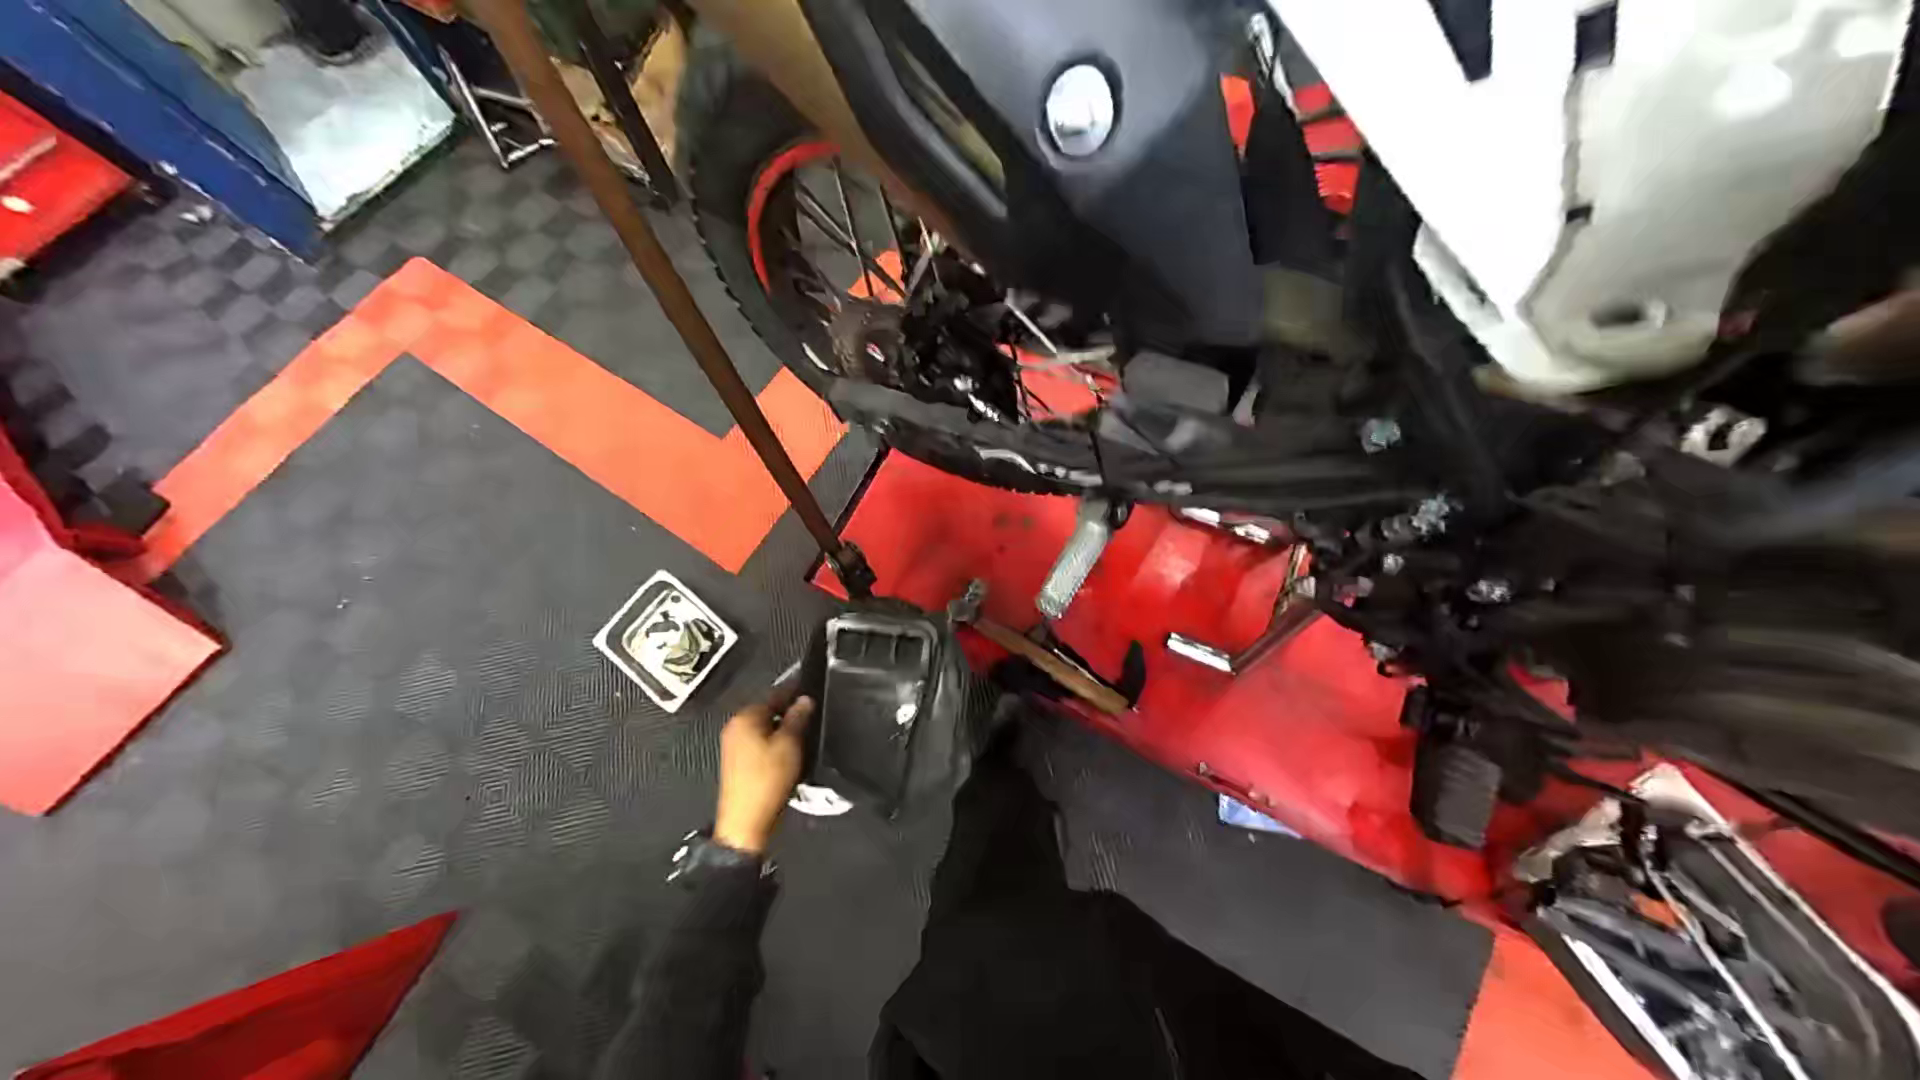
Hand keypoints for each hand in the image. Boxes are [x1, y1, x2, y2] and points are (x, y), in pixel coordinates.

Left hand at [713, 687, 815, 854]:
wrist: (746, 822)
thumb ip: (798, 718)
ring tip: (802, 738)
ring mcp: (734, 746)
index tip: (810, 692)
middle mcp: (735, 728)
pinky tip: (788, 755)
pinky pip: (760, 744)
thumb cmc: (766, 782)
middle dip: (789, 714)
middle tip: (810, 717)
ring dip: (782, 730)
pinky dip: (774, 744)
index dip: (794, 693)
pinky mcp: (738, 763)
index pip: (774, 694)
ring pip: (765, 728)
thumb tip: (804, 700)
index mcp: (745, 718)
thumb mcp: (790, 744)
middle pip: (768, 711)